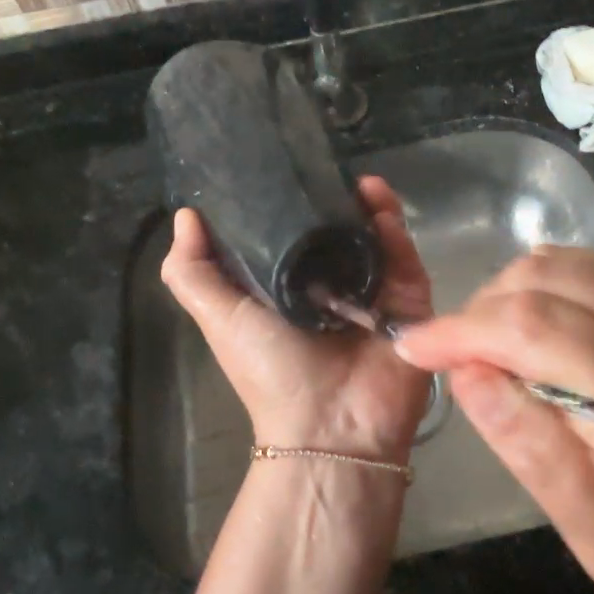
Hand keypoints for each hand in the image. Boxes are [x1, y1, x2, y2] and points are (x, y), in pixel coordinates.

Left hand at [161, 176, 432, 460]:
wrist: (330, 427)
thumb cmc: (270, 371)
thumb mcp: (219, 318)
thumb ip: (193, 273)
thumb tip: (186, 215)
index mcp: (288, 291)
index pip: (290, 237)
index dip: (287, 204)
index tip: (282, 167)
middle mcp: (332, 287)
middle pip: (336, 232)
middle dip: (333, 199)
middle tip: (325, 167)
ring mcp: (373, 292)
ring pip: (373, 237)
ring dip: (367, 205)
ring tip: (357, 179)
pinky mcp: (407, 300)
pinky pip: (404, 255)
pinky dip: (393, 225)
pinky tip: (378, 199)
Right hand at [393, 246, 593, 593]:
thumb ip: (537, 455)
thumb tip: (467, 375)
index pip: (537, 329)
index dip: (463, 330)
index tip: (413, 348)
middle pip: (546, 282)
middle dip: (480, 312)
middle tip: (456, 360)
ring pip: (565, 262)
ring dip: (509, 294)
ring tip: (492, 347)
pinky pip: (592, 267)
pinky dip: (543, 286)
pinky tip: (535, 330)